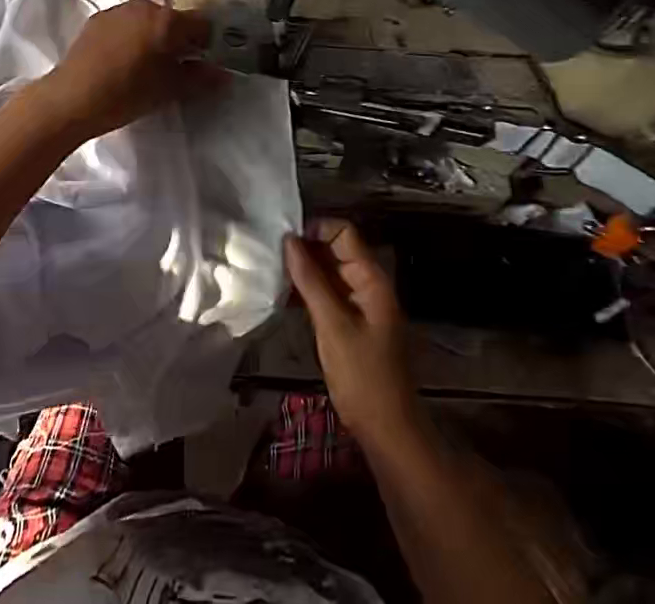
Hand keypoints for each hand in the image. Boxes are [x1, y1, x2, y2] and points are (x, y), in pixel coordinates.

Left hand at [33, 0, 216, 140]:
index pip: (202, 24)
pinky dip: (132, 37)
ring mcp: (117, 11)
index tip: (206, 61)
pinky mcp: (96, 20)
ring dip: (154, 36)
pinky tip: (124, 61)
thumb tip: (222, 74)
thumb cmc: (127, 93)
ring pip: (147, 19)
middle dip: (179, 38)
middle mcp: (144, 6)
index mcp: (167, 20)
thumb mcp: (169, 90)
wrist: (71, 98)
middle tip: (178, 66)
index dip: (209, 42)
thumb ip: (200, 78)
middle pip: (173, 18)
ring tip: (149, 65)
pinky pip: (125, 24)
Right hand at [285, 218, 420, 445]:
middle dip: (304, 247)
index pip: (344, 233)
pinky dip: (306, 289)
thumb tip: (289, 241)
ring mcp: (359, 303)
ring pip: (328, 271)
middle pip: (335, 249)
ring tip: (270, 270)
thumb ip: (310, 281)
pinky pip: (326, 292)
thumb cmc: (362, 375)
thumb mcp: (332, 325)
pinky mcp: (349, 320)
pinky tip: (282, 293)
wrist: (385, 425)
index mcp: (372, 279)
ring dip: (302, 269)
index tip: (283, 238)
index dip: (315, 229)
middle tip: (269, 253)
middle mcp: (367, 284)